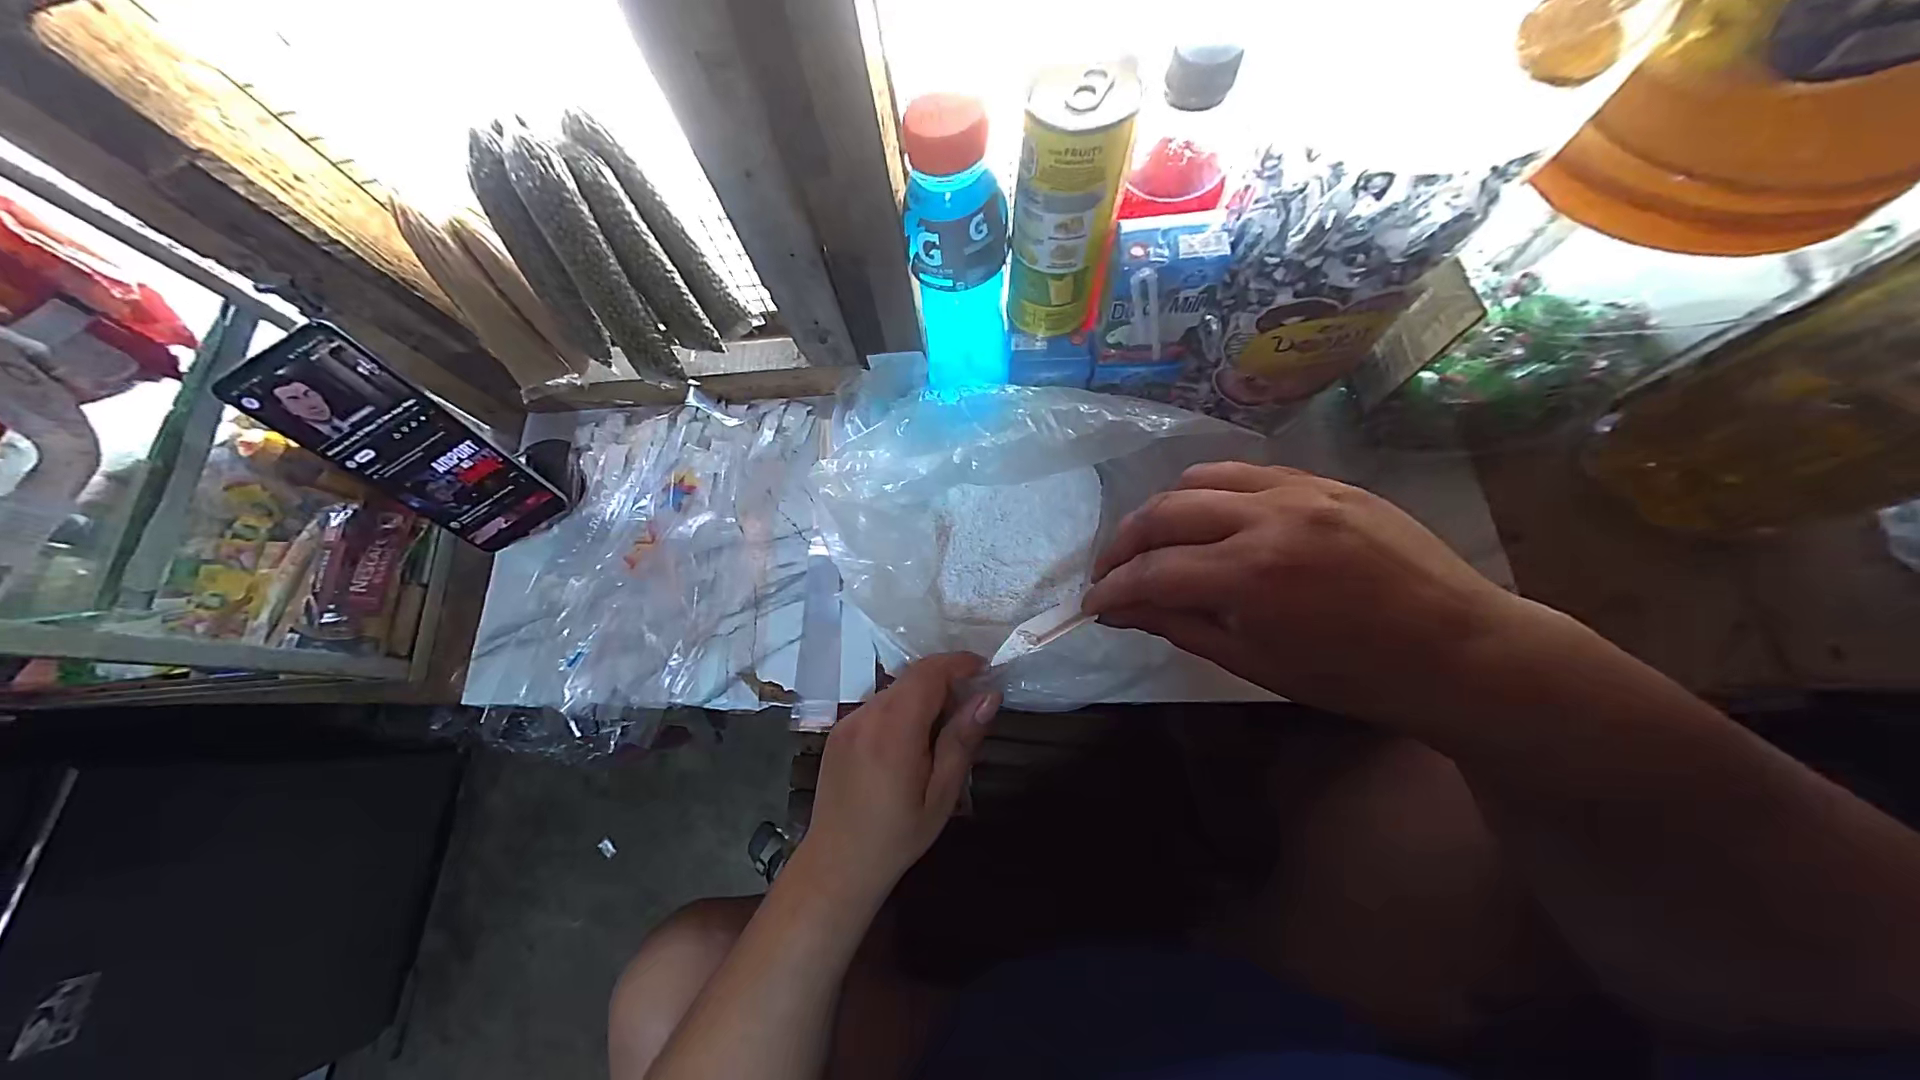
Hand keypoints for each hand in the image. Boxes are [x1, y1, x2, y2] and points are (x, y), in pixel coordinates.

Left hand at [794, 653, 999, 905]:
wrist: (837, 865)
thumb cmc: (897, 836)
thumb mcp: (941, 794)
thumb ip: (962, 739)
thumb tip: (988, 696)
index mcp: (893, 732)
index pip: (927, 674)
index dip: (957, 663)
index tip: (984, 668)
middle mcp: (865, 717)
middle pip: (911, 678)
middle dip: (944, 680)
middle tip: (970, 706)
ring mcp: (847, 722)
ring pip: (894, 690)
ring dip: (923, 695)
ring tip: (942, 730)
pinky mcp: (838, 731)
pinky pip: (877, 706)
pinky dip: (901, 709)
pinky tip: (910, 743)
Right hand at [1083, 462, 1523, 722]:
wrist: (1460, 650)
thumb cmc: (1353, 676)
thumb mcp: (1253, 661)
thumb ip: (1178, 626)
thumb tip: (1119, 610)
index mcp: (1251, 575)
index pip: (1152, 573)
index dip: (1111, 590)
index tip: (1092, 605)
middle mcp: (1267, 517)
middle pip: (1163, 512)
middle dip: (1122, 544)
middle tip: (1109, 572)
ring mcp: (1299, 489)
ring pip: (1198, 479)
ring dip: (1162, 510)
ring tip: (1154, 542)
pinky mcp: (1324, 480)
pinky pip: (1246, 472)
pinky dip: (1210, 493)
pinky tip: (1208, 520)